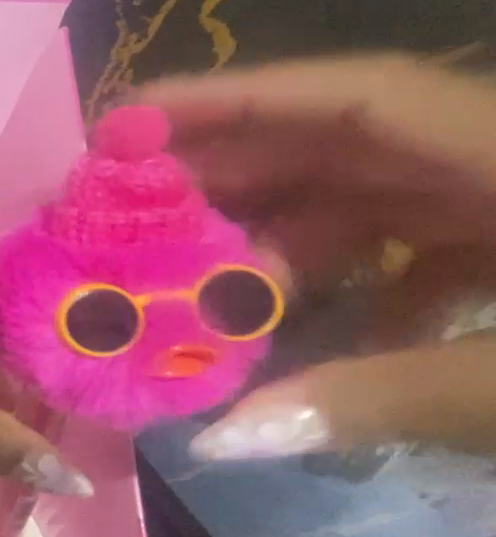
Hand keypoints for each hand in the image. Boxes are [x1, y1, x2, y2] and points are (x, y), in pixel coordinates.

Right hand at [138, 54, 495, 457]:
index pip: (352, 97)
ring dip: (278, 243)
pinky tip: (325, 340)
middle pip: (335, 145)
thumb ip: (382, 397)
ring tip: (203, 296)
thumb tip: (219, 439)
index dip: (231, 98)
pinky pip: (413, 248)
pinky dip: (354, 286)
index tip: (124, 122)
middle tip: (122, 219)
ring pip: (364, 199)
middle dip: (224, 178)